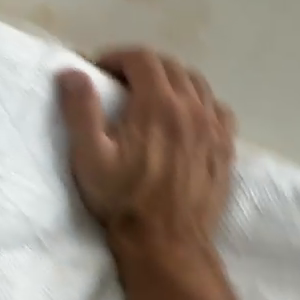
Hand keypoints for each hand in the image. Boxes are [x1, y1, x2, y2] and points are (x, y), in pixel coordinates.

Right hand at [57, 49, 236, 259]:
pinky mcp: (226, 148)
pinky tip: (181, 117)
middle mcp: (192, 110)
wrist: (166, 242)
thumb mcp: (88, 154)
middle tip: (116, 82)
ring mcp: (214, 129)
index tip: (97, 72)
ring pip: (198, 84)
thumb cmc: (121, 198)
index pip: (143, 59)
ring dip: (170, 80)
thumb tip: (72, 72)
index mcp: (158, 106)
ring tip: (146, 96)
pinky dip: (197, 101)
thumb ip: (80, 109)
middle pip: (172, 67)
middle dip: (141, 66)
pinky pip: (218, 109)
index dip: (116, 58)